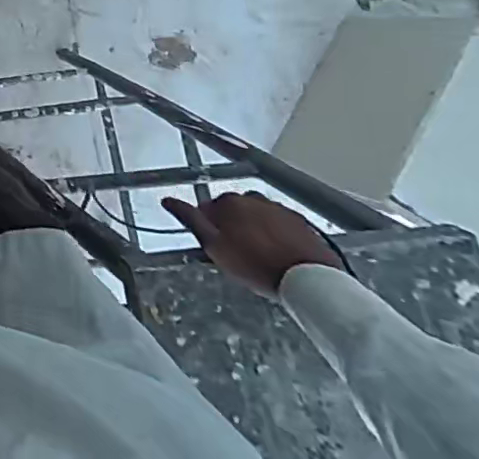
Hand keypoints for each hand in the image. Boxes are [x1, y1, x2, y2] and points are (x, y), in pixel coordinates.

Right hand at [162, 191, 346, 297]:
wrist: (310, 280)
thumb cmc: (256, 265)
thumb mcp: (214, 246)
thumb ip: (190, 220)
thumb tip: (167, 200)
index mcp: (228, 201)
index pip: (207, 208)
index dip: (209, 229)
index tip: (216, 246)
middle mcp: (252, 198)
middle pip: (233, 210)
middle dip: (232, 226)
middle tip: (237, 253)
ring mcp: (279, 208)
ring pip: (257, 216)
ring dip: (254, 229)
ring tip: (260, 255)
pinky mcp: (301, 222)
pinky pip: (280, 224)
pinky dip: (276, 234)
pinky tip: (279, 253)